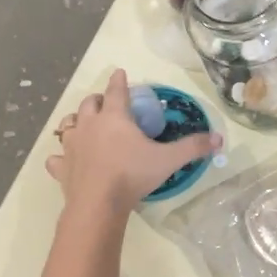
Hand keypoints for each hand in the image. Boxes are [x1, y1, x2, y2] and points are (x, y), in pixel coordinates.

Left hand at [47, 70, 220, 214]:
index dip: (119, 80)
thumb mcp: (168, 160)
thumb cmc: (132, 174)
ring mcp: (71, 146)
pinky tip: (64, 160)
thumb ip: (193, 147)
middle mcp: (89, 125)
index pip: (116, 91)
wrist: (98, 203)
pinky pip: (56, 157)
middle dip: (98, 100)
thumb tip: (220, 138)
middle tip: (107, 103)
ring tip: (84, 126)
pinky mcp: (62, 167)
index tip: (120, 72)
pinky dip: (60, 156)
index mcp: (114, 117)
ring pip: (68, 125)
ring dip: (77, 122)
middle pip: (89, 103)